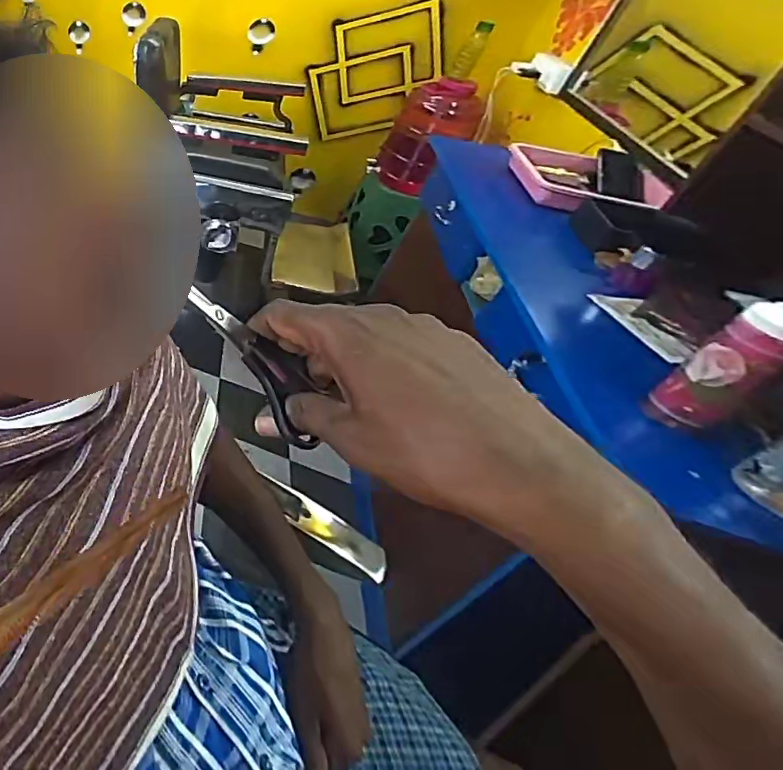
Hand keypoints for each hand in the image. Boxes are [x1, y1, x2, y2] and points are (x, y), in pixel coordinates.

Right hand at [249, 302, 650, 544]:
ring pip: (366, 332)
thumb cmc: (426, 453)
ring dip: (346, 358)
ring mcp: (425, 327)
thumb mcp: (351, 440)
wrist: (531, 470)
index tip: (251, 349)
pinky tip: (404, 403)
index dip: (260, 328)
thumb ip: (304, 415)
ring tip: (355, 404)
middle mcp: (383, 317)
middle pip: (325, 322)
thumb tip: (270, 415)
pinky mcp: (457, 343)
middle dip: (305, 352)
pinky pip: (403, 342)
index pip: (284, 313)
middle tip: (303, 394)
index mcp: (347, 335)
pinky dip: (385, 361)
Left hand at [286, 599, 369, 769]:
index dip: (310, 762)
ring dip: (320, 730)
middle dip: (316, 748)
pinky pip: (339, 716)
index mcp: (350, 749)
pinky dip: (325, 713)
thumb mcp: (304, 717)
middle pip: (335, 756)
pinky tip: (311, 697)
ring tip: (299, 709)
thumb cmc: (310, 674)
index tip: (293, 746)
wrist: (324, 630)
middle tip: (292, 727)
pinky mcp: (357, 696)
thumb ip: (313, 753)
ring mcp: (362, 717)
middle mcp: (363, 740)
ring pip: (337, 735)